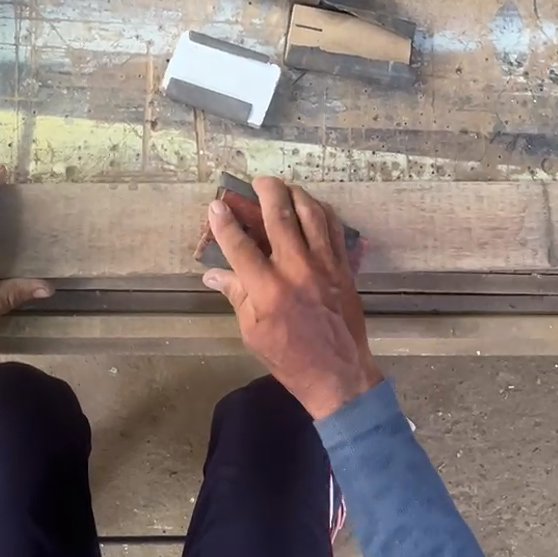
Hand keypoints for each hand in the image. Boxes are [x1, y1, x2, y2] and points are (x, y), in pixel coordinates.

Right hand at [202, 177, 382, 419]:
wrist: (339, 375)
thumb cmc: (290, 358)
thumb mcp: (252, 333)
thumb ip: (236, 296)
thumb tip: (213, 275)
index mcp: (268, 289)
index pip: (240, 245)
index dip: (225, 222)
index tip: (216, 205)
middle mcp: (296, 269)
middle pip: (280, 216)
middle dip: (267, 191)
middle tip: (259, 181)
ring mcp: (324, 265)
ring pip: (311, 214)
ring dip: (296, 194)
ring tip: (285, 187)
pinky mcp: (344, 268)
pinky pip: (335, 229)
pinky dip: (323, 211)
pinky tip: (313, 206)